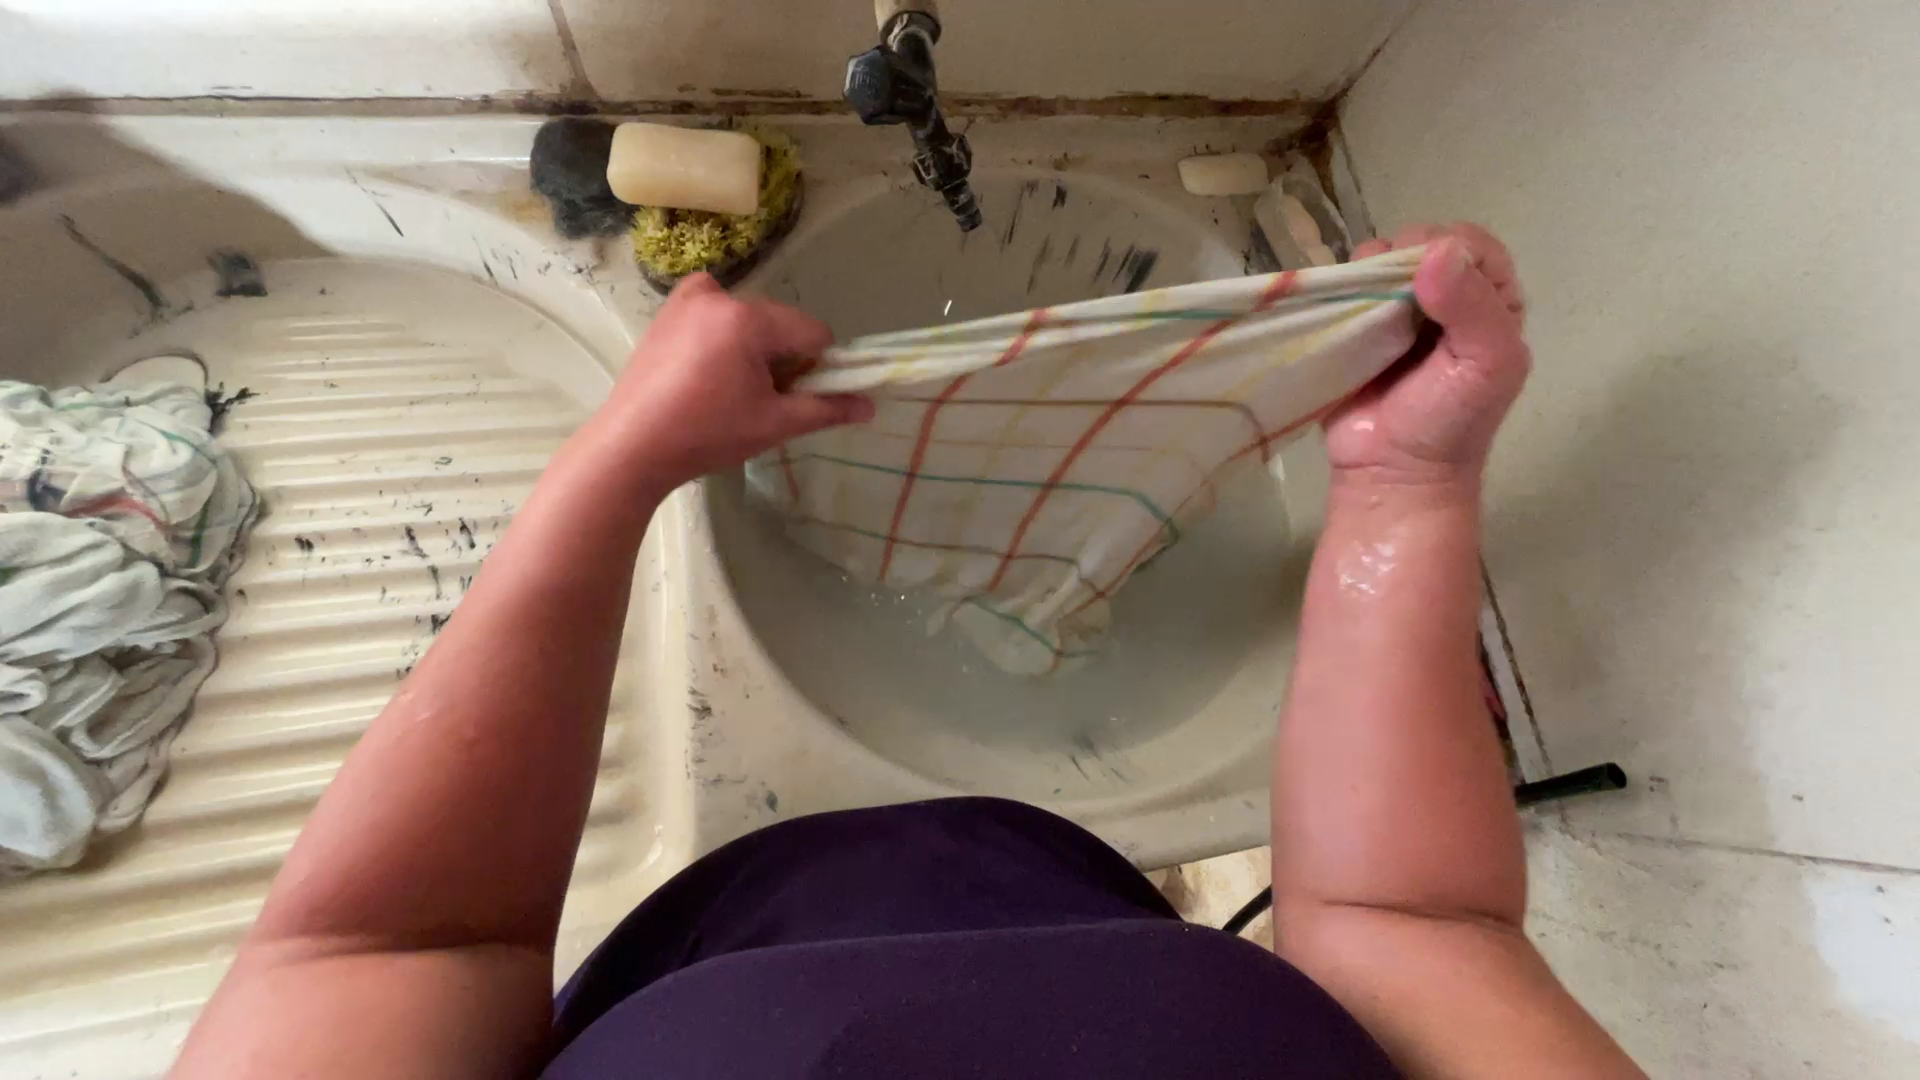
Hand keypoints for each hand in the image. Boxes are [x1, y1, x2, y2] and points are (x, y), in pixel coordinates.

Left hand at [588, 273, 873, 493]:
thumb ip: (827, 409)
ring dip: (754, 350)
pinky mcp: (668, 310)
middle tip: (757, 400)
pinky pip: (718, 315)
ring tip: (728, 391)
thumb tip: (871, 407)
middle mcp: (719, 295)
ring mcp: (688, 299)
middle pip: (780, 324)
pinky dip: (725, 337)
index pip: (813, 332)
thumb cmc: (708, 435)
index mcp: (747, 319)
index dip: (816, 368)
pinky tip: (707, 371)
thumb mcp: (775, 424)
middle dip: (782, 358)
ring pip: (750, 321)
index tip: (794, 398)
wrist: (632, 447)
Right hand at [1325, 224, 1529, 491]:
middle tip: (1382, 280)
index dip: (1447, 245)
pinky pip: (1346, 296)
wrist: (1389, 470)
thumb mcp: (1485, 363)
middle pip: (1423, 247)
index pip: (1474, 247)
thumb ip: (1471, 305)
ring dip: (1366, 269)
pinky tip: (1336, 301)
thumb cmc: (1449, 422)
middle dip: (1401, 253)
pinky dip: (1338, 289)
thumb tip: (1435, 252)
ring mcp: (1394, 317)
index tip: (1421, 269)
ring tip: (1357, 293)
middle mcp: (1443, 302)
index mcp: (1489, 304)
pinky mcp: (1352, 332)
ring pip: (1381, 266)